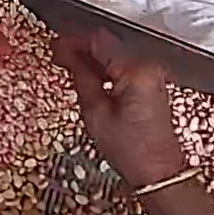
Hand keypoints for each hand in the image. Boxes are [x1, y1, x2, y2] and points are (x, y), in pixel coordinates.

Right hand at [52, 28, 187, 189]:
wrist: (159, 173)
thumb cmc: (129, 149)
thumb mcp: (96, 114)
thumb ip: (81, 77)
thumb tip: (66, 54)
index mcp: (136, 70)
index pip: (100, 41)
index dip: (74, 41)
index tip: (55, 46)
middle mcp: (148, 65)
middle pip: (109, 44)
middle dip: (82, 48)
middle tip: (57, 56)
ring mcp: (152, 72)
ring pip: (116, 54)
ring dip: (93, 58)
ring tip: (69, 67)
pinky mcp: (151, 82)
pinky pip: (124, 66)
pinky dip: (106, 68)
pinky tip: (89, 77)